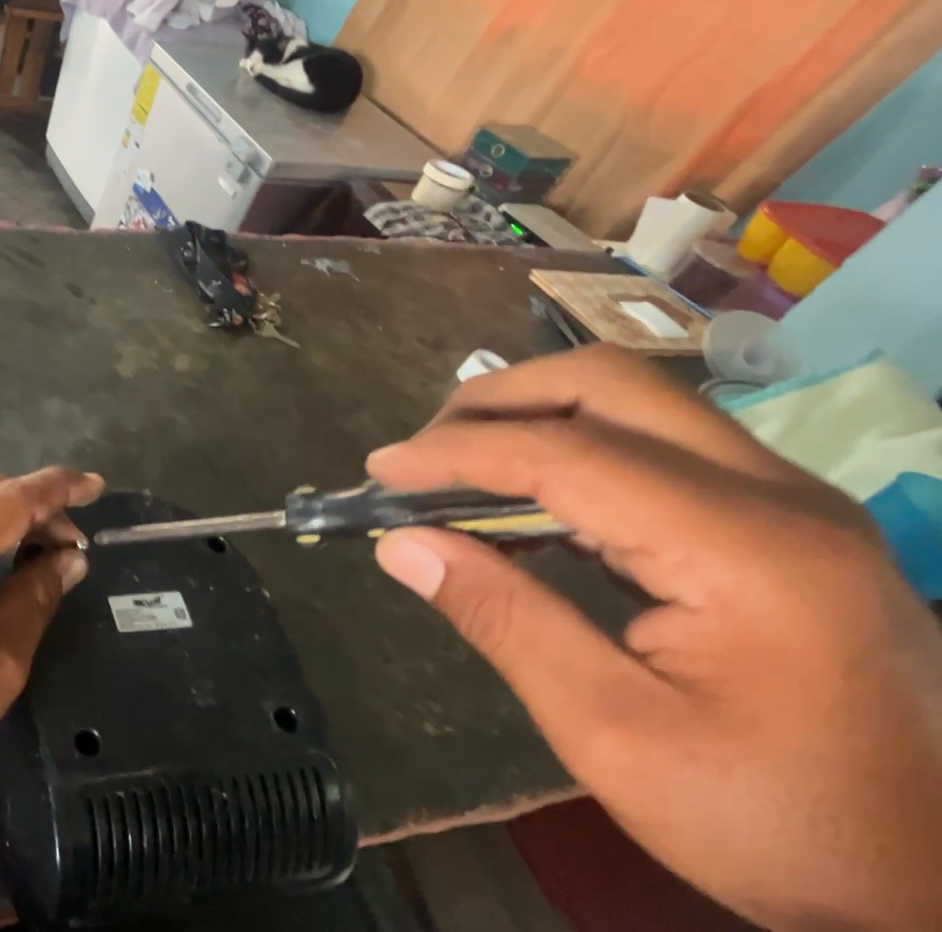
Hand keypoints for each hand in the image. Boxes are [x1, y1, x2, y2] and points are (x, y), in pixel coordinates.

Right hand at [367, 346, 941, 929]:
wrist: (932, 882)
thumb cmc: (768, 820)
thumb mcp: (610, 732)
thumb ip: (503, 620)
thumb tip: (400, 546)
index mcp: (745, 550)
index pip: (568, 454)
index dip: (458, 452)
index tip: (381, 471)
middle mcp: (779, 496)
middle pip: (610, 386)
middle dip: (496, 403)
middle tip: (421, 456)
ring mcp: (789, 501)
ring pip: (636, 402)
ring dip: (532, 418)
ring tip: (456, 471)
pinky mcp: (782, 520)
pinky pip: (656, 445)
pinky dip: (571, 451)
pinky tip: (525, 503)